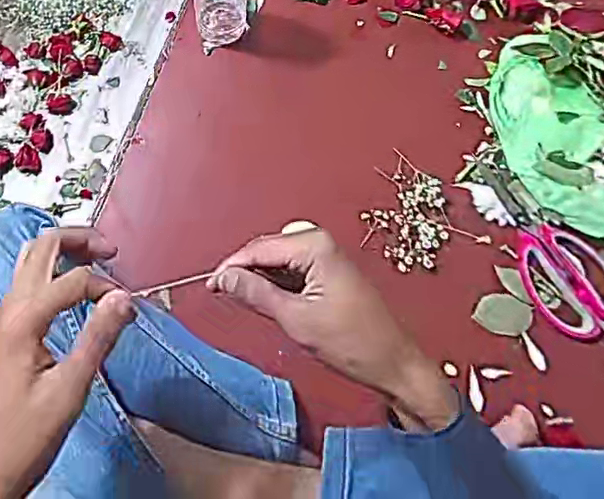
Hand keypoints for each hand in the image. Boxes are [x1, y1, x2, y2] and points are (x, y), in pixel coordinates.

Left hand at [0, 229, 133, 498]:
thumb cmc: (21, 440)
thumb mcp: (69, 390)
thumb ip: (98, 337)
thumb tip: (124, 296)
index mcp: (23, 319)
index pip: (73, 278)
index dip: (105, 285)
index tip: (125, 306)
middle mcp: (10, 309)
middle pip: (44, 245)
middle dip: (81, 238)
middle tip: (111, 250)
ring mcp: (5, 318)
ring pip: (33, 258)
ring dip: (65, 249)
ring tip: (96, 260)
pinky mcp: (7, 331)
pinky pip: (30, 279)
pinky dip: (55, 268)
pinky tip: (73, 287)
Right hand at [211, 229, 458, 431]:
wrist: (393, 362)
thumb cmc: (352, 342)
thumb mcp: (295, 320)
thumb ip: (256, 293)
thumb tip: (224, 278)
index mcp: (314, 244)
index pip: (260, 248)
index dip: (231, 266)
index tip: (210, 284)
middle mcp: (319, 240)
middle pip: (268, 248)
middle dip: (244, 269)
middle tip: (221, 293)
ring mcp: (326, 253)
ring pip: (279, 258)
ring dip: (260, 276)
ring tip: (241, 298)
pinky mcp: (328, 268)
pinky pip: (293, 267)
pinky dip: (277, 282)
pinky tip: (268, 299)